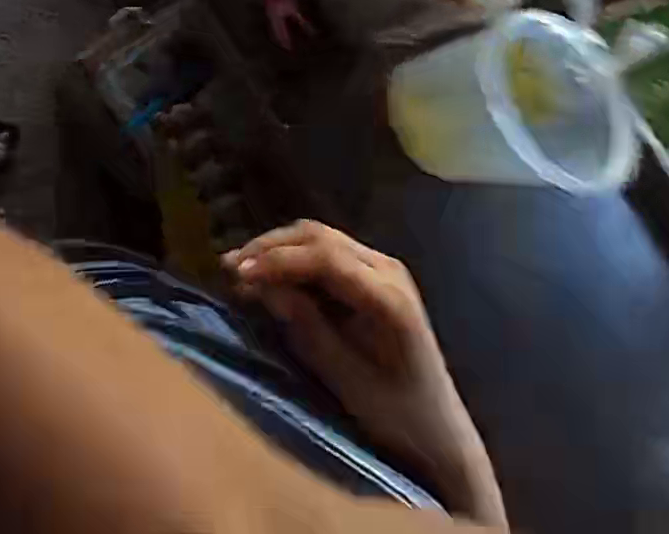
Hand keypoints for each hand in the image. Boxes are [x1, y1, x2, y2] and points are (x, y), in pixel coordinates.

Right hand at [225, 221, 506, 527]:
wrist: (438, 432)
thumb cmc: (393, 414)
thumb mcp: (343, 376)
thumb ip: (304, 325)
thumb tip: (261, 284)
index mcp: (387, 296)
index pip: (324, 257)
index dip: (276, 259)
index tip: (238, 274)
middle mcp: (387, 268)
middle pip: (319, 237)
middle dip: (270, 247)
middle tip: (230, 266)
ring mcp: (382, 266)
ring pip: (319, 237)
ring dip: (277, 247)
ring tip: (240, 266)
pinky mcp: (372, 272)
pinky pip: (325, 250)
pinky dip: (292, 255)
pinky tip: (267, 270)